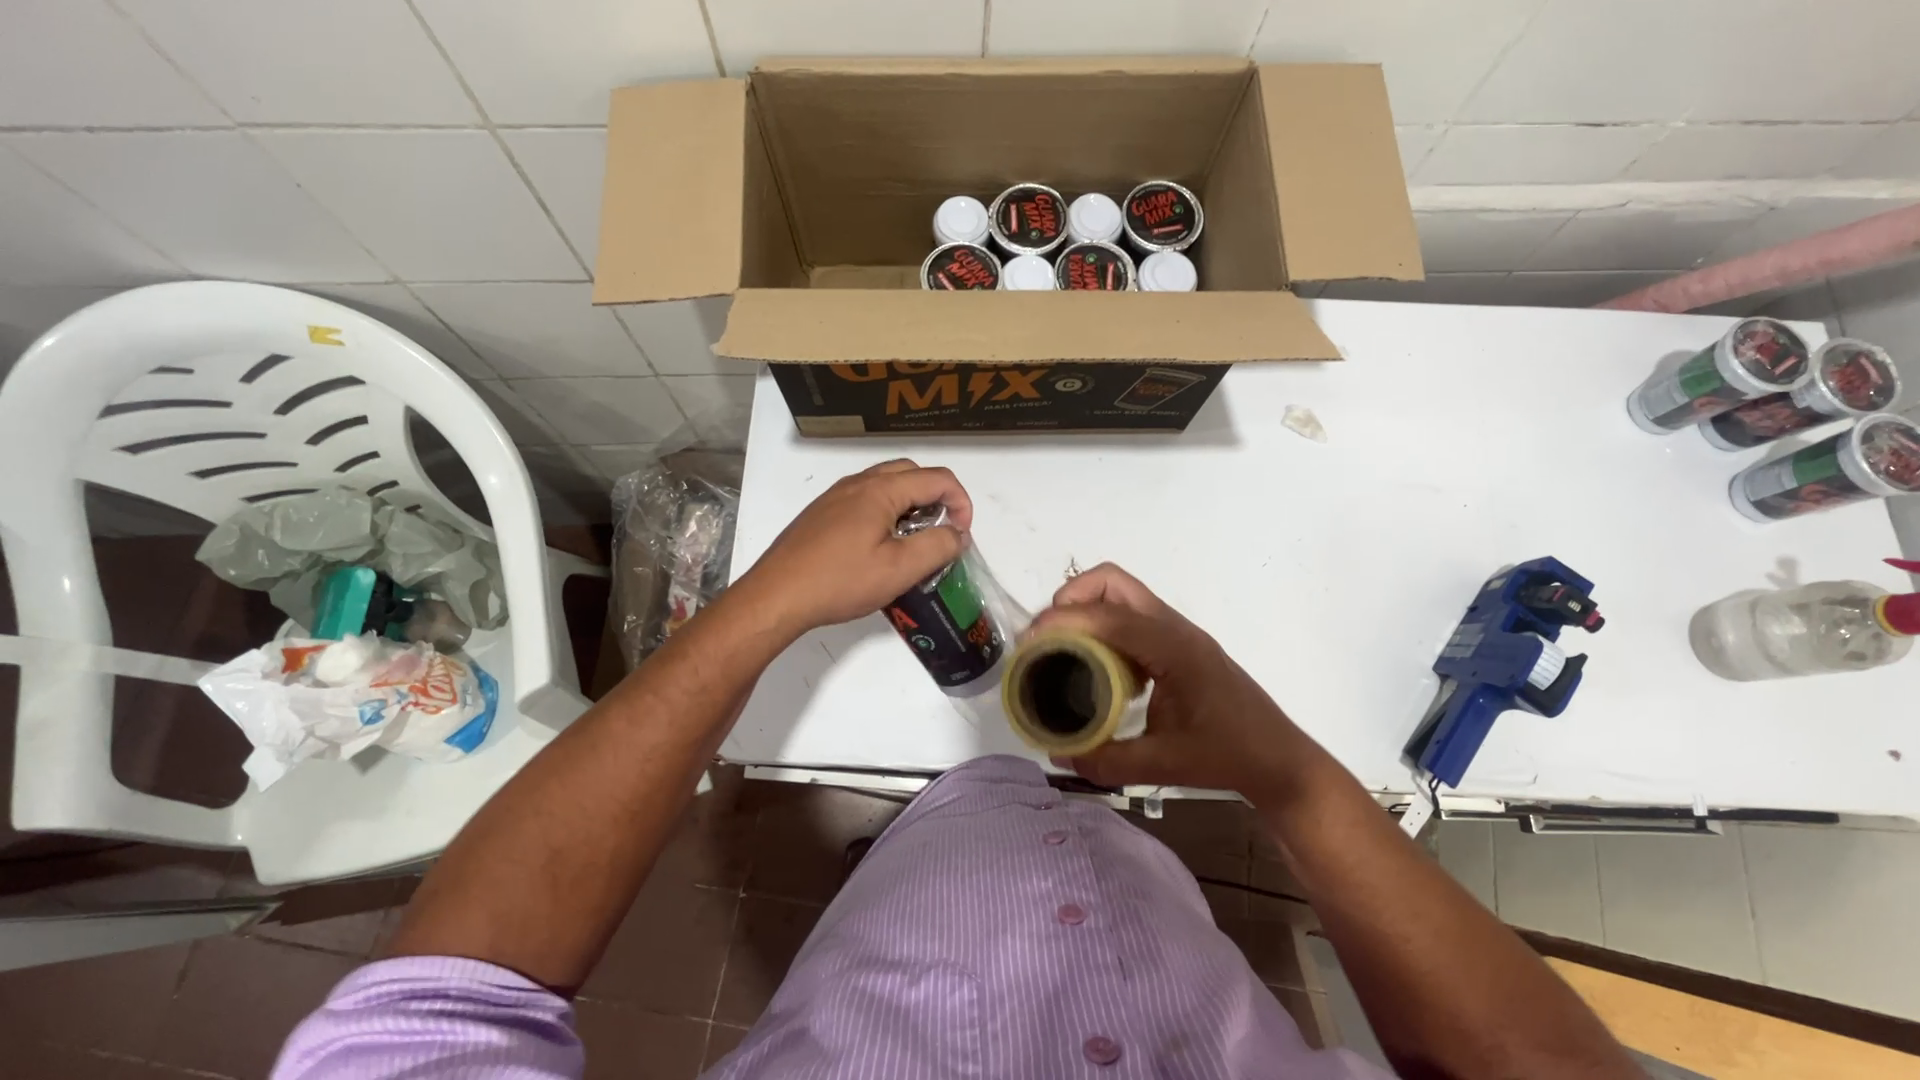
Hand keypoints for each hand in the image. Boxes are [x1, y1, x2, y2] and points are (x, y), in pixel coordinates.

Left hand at [736, 460, 972, 636]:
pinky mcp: (821, 514)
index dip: (960, 502)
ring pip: (884, 484)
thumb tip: (957, 533)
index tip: (961, 535)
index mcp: (880, 490)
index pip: (936, 478)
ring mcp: (835, 497)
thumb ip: (937, 547)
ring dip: (909, 504)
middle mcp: (857, 483)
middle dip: (936, 496)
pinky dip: (885, 512)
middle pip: (910, 472)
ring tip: (912, 542)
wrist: (776, 595)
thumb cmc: (840, 581)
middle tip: (940, 533)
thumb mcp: (899, 569)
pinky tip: (878, 548)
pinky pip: (863, 499)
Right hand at [1032, 564, 1321, 806]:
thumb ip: (1108, 761)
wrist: (1278, 758)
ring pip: (1122, 595)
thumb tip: (1058, 754)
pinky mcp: (1178, 644)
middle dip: (1071, 598)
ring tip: (1059, 648)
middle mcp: (1174, 629)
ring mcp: (1178, 633)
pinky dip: (1102, 625)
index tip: (1030, 641)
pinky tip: (1093, 665)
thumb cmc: (1229, 755)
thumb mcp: (1165, 764)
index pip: (1110, 616)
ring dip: (1085, 609)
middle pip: (1113, 582)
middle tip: (1045, 637)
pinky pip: (1130, 617)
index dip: (1064, 620)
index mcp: (1174, 649)